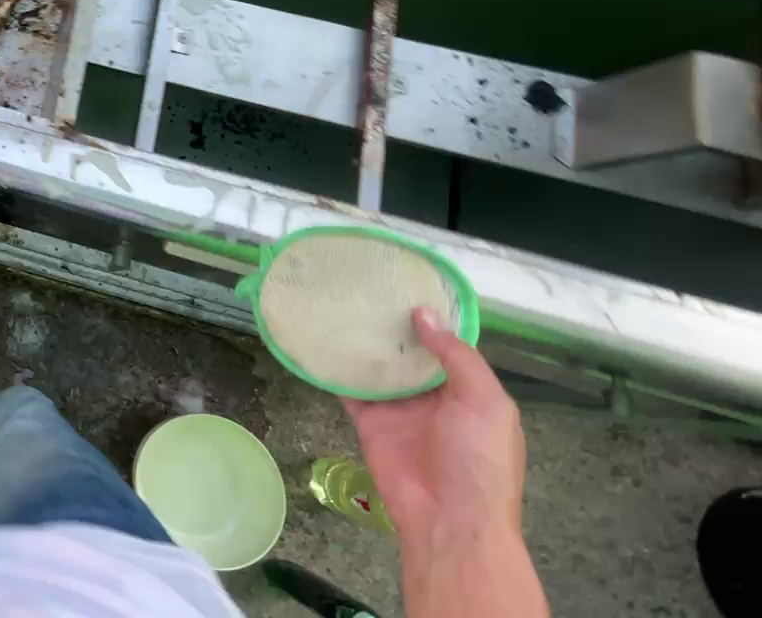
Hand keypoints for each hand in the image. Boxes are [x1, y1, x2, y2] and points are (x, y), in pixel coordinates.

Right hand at [343, 307, 525, 549]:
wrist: (447, 515)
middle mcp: (431, 395)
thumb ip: (457, 358)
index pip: (447, 347)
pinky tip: (316, 342)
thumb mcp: (485, 404)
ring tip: (335, 306)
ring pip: (376, 366)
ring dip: (361, 343)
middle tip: (361, 289)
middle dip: (390, 326)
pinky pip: (347, 388)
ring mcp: (397, 407)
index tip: (405, 286)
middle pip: (407, 353)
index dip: (430, 319)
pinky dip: (332, 368)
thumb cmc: (478, 459)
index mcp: (467, 391)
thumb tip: (422, 314)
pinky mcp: (367, 418)